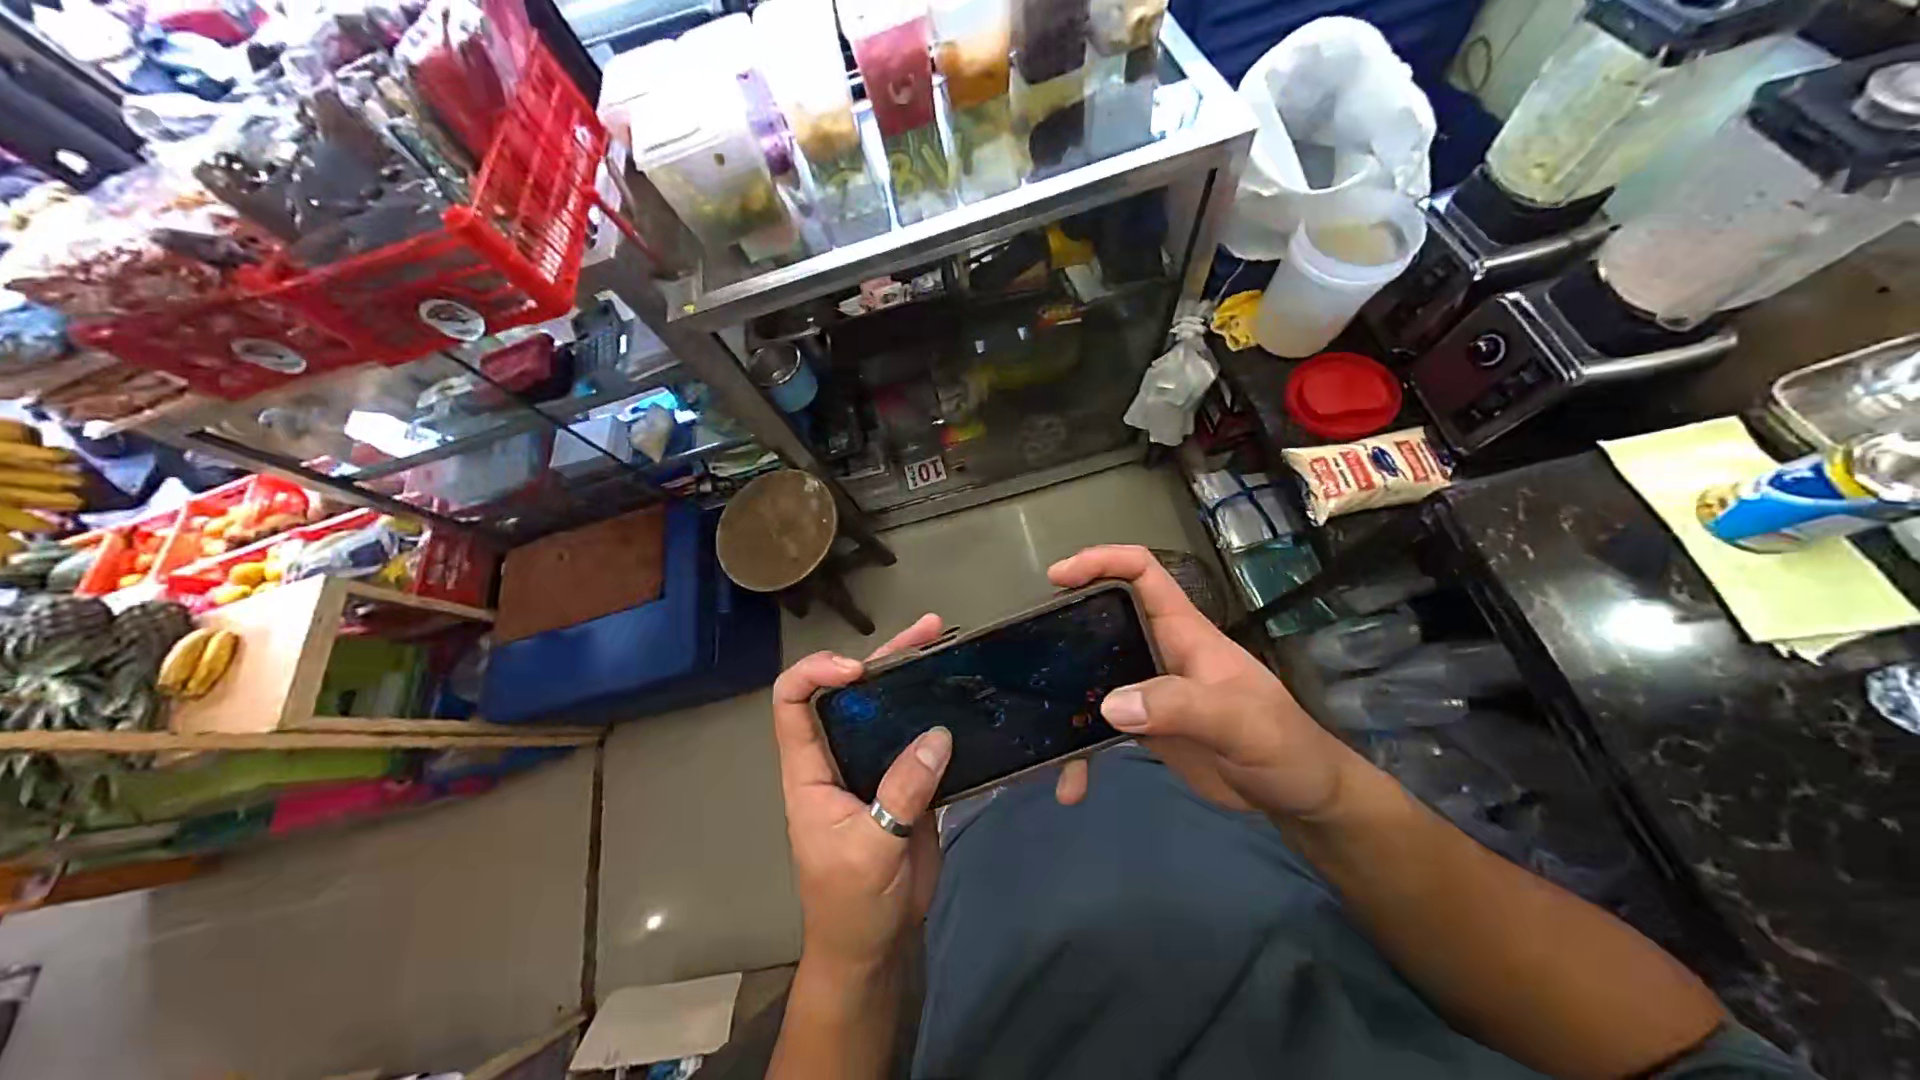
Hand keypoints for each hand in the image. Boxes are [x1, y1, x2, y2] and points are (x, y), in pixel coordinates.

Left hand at [771, 615, 956, 968]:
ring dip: (913, 673)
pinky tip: (961, 694)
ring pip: (888, 707)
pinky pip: (920, 737)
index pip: (792, 703)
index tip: (857, 670)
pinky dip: (938, 712)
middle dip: (883, 657)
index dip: (815, 674)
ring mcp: (874, 765)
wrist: (874, 944)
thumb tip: (936, 736)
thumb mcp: (869, 852)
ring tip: (946, 641)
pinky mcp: (906, 780)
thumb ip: (900, 795)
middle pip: (850, 691)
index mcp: (810, 770)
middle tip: (928, 629)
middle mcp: (839, 755)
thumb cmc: (850, 904)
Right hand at [1048, 545, 1361, 819]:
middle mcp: (1161, 652)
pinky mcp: (1146, 727)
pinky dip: (1082, 753)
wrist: (1299, 797)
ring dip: (1065, 698)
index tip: (1059, 575)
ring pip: (1094, 676)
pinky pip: (1100, 729)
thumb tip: (1109, 704)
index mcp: (1185, 633)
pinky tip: (1070, 784)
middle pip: (1104, 619)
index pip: (1143, 572)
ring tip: (1034, 720)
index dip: (1102, 561)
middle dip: (1066, 626)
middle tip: (1029, 647)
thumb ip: (1181, 706)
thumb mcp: (1241, 723)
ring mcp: (1150, 691)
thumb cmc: (1284, 747)